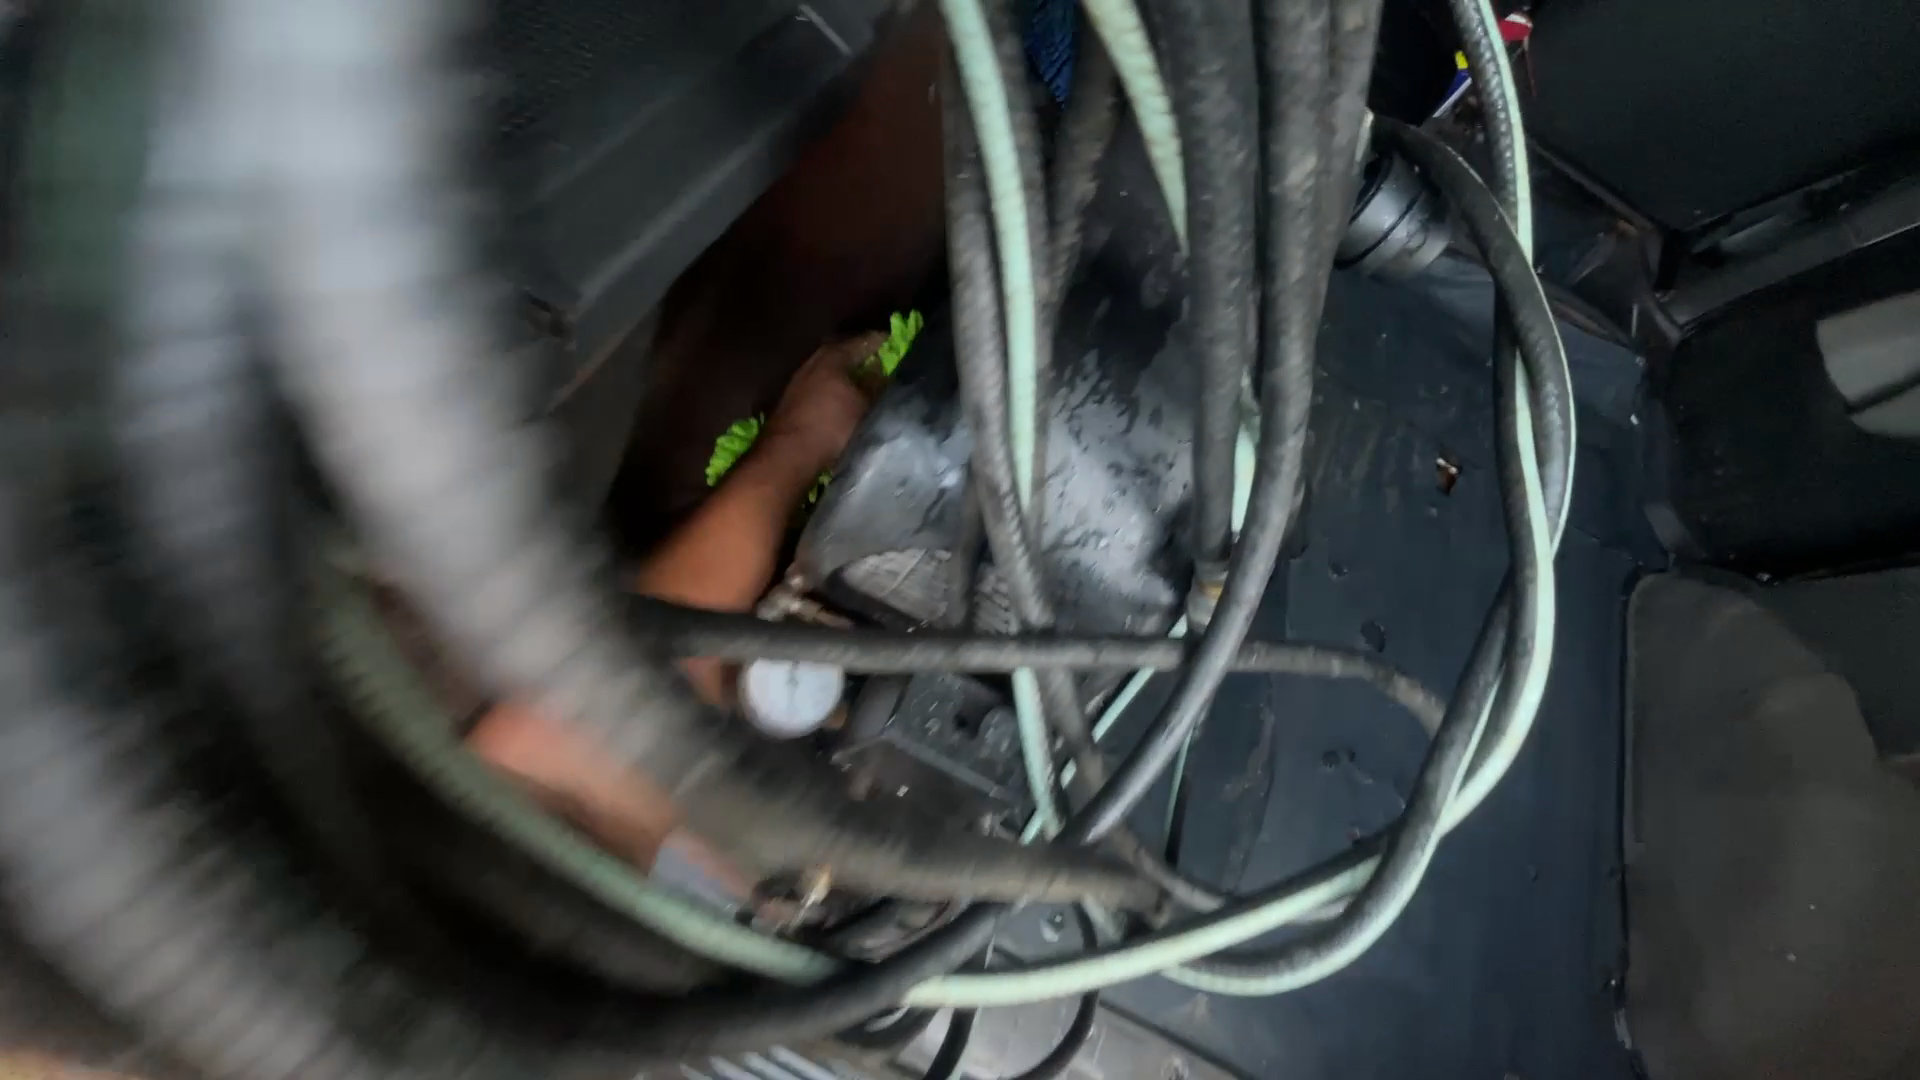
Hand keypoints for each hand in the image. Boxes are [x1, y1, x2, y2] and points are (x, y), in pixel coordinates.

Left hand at [759, 331, 886, 476]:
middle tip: (882, 363)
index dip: (883, 341)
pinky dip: (835, 389)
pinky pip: (821, 386)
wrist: (789, 454)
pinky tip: (843, 402)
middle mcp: (814, 361)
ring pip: (830, 370)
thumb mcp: (865, 407)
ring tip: (866, 385)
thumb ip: (877, 386)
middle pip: (843, 353)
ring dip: (848, 375)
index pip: (864, 340)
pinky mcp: (792, 400)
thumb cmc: (832, 426)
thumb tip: (882, 372)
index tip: (898, 344)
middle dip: (863, 357)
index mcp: (834, 355)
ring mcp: (799, 380)